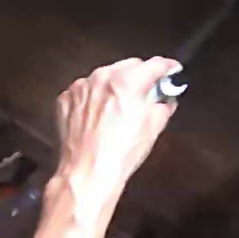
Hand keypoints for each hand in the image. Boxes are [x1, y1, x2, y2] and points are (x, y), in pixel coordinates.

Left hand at [49, 57, 178, 226]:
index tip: (171, 70)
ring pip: (107, 76)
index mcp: (127, 82)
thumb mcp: (154, 127)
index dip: (168, 67)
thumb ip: (163, 104)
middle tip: (148, 95)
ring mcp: (82, 87)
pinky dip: (96, 97)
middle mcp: (102, 78)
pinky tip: (101, 116)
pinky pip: (87, 89)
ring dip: (117, 86)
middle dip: (141, 77)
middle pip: (130, 65)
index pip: (155, 64)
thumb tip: (164, 99)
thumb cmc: (119, 153)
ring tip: (120, 111)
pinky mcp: (67, 98)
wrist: (88, 173)